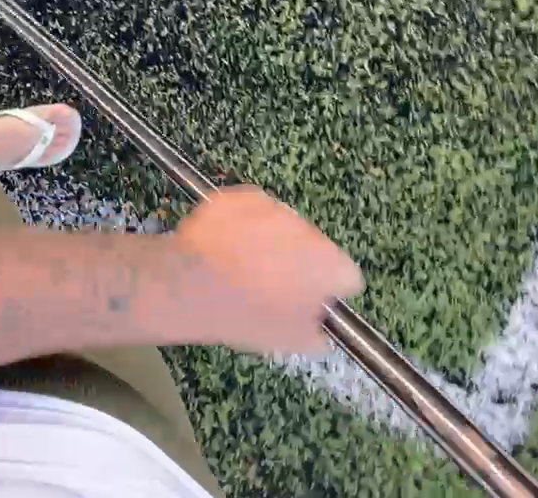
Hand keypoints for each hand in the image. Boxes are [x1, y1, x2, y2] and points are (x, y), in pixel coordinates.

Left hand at [171, 186, 364, 355]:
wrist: (190, 282)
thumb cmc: (247, 315)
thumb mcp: (294, 341)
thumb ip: (319, 331)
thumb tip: (319, 325)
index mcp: (331, 265)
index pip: (347, 275)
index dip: (327, 288)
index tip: (307, 298)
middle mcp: (308, 229)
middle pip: (314, 246)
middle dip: (299, 260)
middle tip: (271, 279)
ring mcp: (270, 207)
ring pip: (282, 224)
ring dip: (272, 237)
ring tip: (243, 258)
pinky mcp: (237, 195)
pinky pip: (251, 208)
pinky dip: (244, 220)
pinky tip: (227, 239)